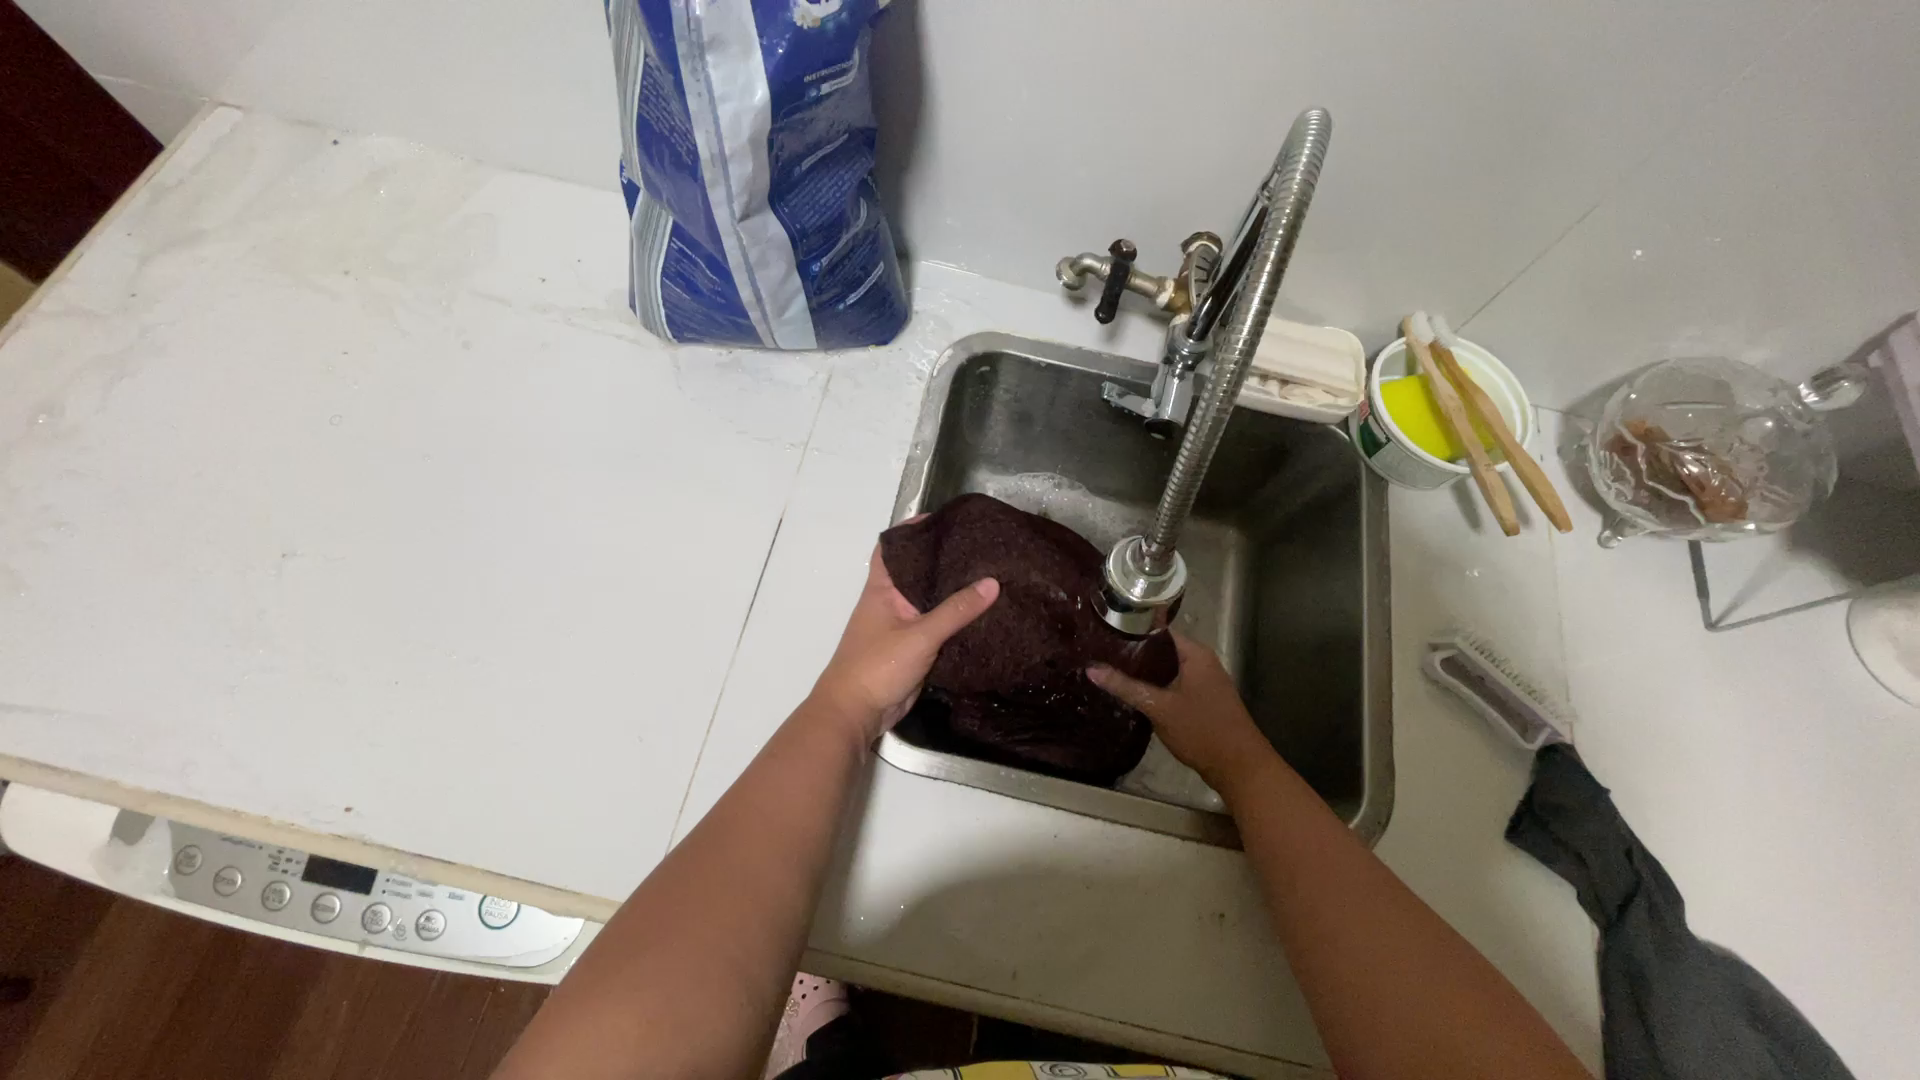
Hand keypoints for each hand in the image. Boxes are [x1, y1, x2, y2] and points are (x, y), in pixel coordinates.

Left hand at [810, 542, 998, 742]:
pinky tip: (982, 613)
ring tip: (989, 573)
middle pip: (917, 573)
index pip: (892, 548)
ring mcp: (902, 626)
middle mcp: (891, 602)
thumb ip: (956, 610)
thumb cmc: (877, 665)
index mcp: (882, 589)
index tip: (942, 519)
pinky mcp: (914, 649)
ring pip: (930, 602)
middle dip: (942, 560)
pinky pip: (938, 628)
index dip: (911, 530)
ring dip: (952, 592)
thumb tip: (992, 582)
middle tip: (979, 546)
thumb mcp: (920, 635)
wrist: (856, 712)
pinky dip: (956, 620)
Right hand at [1088, 632, 1276, 793]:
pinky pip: (1173, 684)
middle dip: (1133, 654)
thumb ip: (1125, 687)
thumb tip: (1092, 669)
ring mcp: (1204, 681)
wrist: (1239, 767)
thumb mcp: (1158, 708)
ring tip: (1111, 672)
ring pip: (1166, 669)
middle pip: (1161, 650)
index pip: (1158, 631)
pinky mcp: (1202, 699)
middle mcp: (1202, 661)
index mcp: (1195, 654)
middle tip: (1101, 656)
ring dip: (1144, 672)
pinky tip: (1134, 694)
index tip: (1103, 636)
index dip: (1131, 632)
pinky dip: (1155, 686)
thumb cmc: (1201, 730)